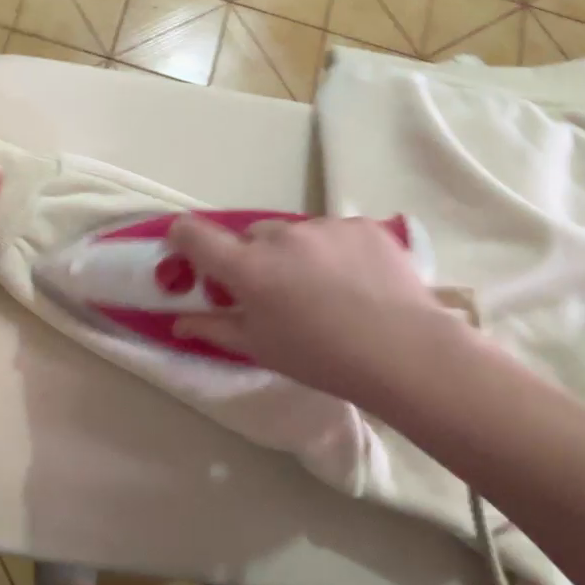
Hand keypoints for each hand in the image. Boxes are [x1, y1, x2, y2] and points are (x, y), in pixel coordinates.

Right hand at [168, 216, 474, 406]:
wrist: (404, 352)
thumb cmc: (322, 358)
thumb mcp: (261, 349)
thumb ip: (214, 328)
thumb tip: (179, 321)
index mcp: (247, 267)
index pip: (195, 234)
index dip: (182, 236)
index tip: (185, 247)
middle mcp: (279, 236)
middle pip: (252, 237)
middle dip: (255, 258)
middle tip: (276, 293)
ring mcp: (323, 226)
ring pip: (296, 235)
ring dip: (299, 255)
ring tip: (329, 292)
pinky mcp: (361, 225)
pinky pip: (335, 234)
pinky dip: (337, 252)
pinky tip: (359, 283)